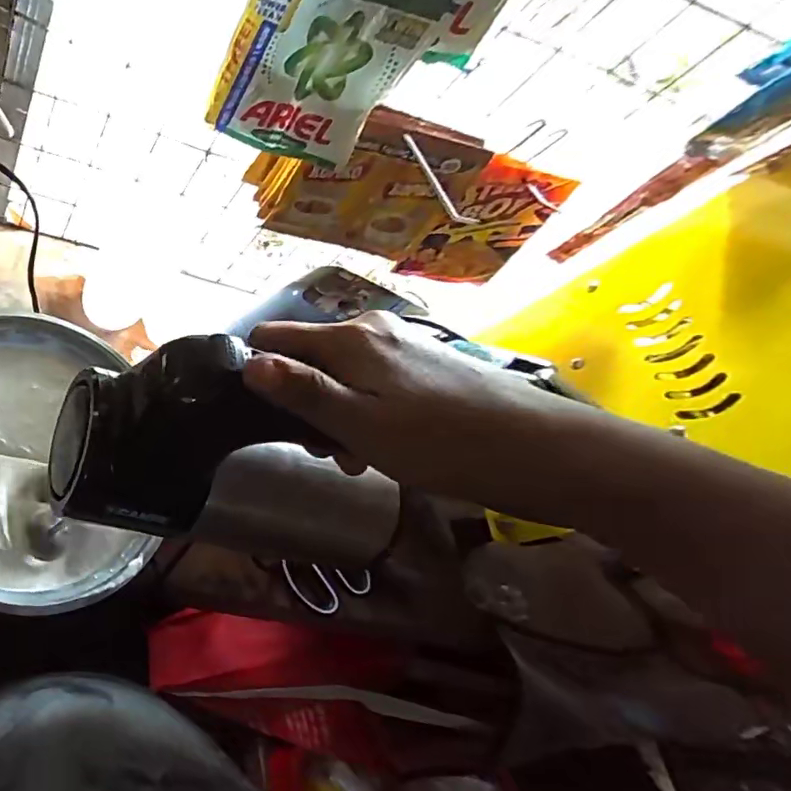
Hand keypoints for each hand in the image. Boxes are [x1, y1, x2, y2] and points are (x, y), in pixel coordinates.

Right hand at [244, 311, 603, 522]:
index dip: (258, 375)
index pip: (272, 339)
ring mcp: (401, 347)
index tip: (269, 419)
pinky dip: (364, 415)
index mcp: (348, 339)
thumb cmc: (441, 442)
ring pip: (339, 377)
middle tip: (322, 451)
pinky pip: (371, 386)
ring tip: (355, 459)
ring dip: (334, 417)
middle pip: (306, 360)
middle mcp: (371, 331)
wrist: (542, 452)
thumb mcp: (359, 424)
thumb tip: (248, 364)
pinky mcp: (424, 367)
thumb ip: (302, 392)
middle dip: (301, 405)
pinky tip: (382, 449)